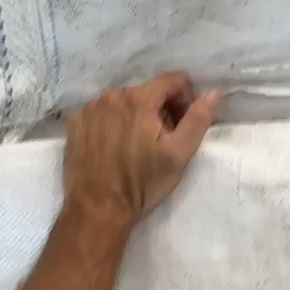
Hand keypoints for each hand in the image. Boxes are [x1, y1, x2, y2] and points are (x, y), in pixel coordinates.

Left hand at [63, 73, 220, 224]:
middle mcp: (111, 96)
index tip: (182, 124)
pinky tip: (115, 147)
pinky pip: (102, 113)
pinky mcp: (75, 123)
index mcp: (139, 99)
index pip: (172, 80)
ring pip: (124, 102)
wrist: (98, 208)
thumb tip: (213, 93)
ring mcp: (89, 109)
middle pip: (148, 92)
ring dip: (136, 116)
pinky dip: (113, 123)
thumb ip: (197, 119)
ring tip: (137, 146)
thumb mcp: (179, 154)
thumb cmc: (142, 182)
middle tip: (162, 140)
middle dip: (161, 110)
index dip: (185, 99)